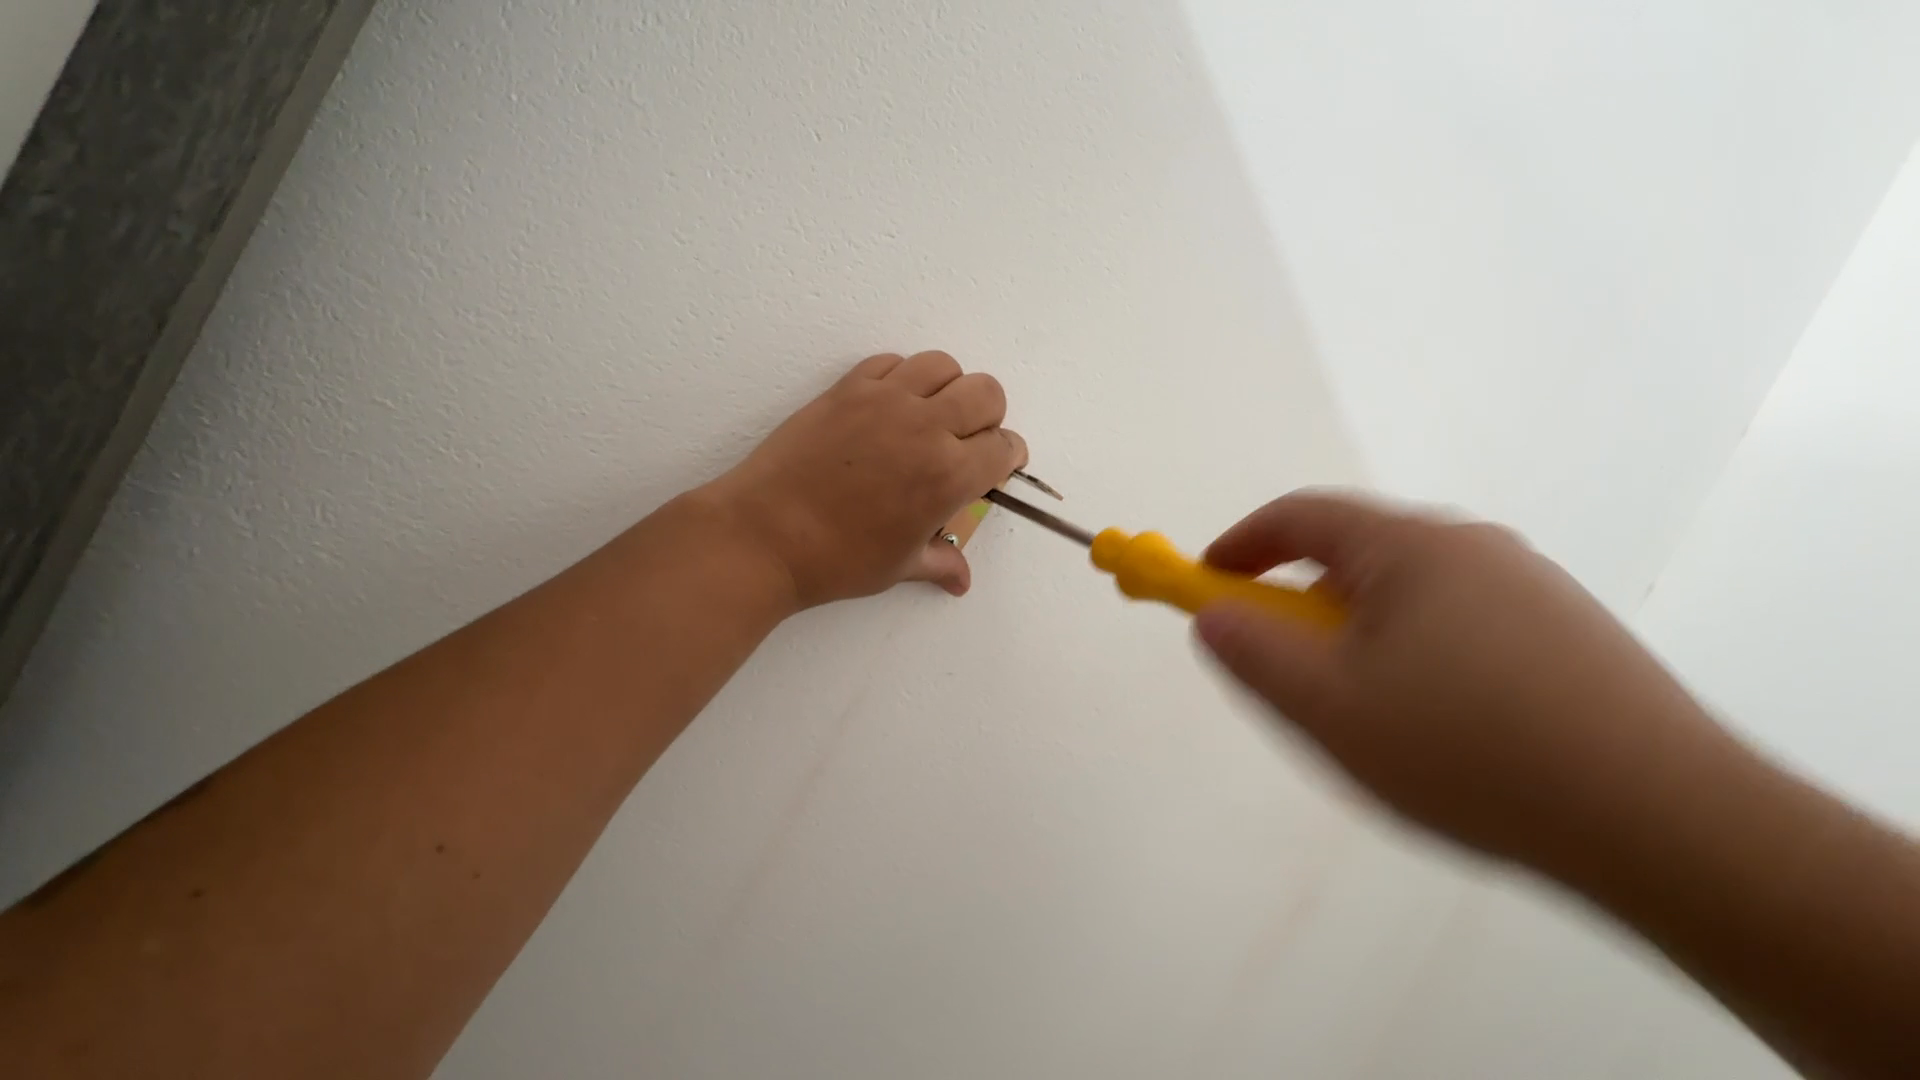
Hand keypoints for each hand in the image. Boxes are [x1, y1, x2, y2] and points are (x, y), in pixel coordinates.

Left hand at [700, 352, 1026, 608]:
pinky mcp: (848, 389)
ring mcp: (884, 401)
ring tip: (931, 415)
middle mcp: (926, 428)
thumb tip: (961, 578)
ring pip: (942, 365)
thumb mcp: (898, 567)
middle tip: (968, 440)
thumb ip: (940, 562)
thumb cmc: (836, 560)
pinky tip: (889, 406)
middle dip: (988, 417)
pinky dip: (901, 377)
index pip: (1004, 447)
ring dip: (949, 388)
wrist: (764, 536)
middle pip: (986, 393)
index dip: (1008, 458)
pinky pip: (891, 363)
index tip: (998, 467)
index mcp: (948, 477)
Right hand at [1193, 490, 1737, 870]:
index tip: (1205, 583)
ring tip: (1367, 714)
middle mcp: (1473, 547)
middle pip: (1355, 556)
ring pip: (1410, 596)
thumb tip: (1213, 615)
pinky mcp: (1571, 633)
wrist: (1665, 821)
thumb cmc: (1465, 749)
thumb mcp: (1326, 707)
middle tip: (1289, 670)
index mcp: (1409, 547)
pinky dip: (1418, 655)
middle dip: (1301, 605)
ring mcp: (1531, 587)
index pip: (1300, 516)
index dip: (1240, 545)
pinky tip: (1440, 727)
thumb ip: (1252, 652)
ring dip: (1361, 636)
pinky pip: (1462, 624)